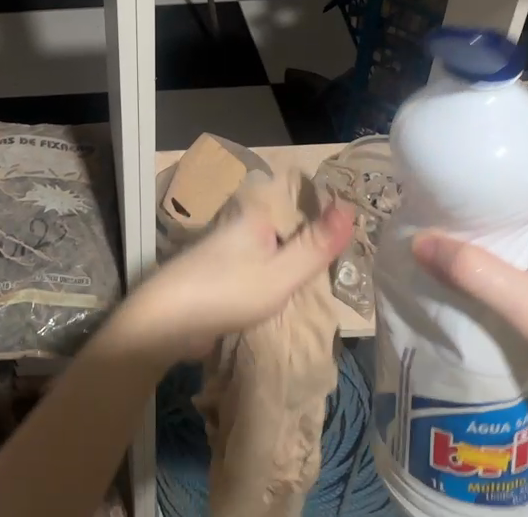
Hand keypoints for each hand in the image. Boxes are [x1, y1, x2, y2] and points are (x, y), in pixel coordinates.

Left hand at [109, 200, 354, 363]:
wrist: (165, 323)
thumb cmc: (226, 292)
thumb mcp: (280, 273)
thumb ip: (314, 245)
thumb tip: (349, 206)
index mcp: (255, 214)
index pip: (301, 204)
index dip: (329, 218)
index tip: (362, 236)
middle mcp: (241, 225)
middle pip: (289, 230)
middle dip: (314, 246)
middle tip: (355, 267)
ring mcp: (229, 251)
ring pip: (275, 252)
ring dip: (296, 267)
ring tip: (332, 284)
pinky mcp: (222, 276)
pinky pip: (260, 272)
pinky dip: (277, 283)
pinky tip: (294, 298)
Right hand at [410, 177, 527, 428]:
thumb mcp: (524, 307)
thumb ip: (469, 269)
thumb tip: (416, 240)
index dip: (494, 160)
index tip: (452, 165)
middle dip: (492, 193)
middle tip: (444, 197)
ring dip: (507, 222)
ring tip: (460, 226)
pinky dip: (524, 243)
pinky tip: (496, 261)